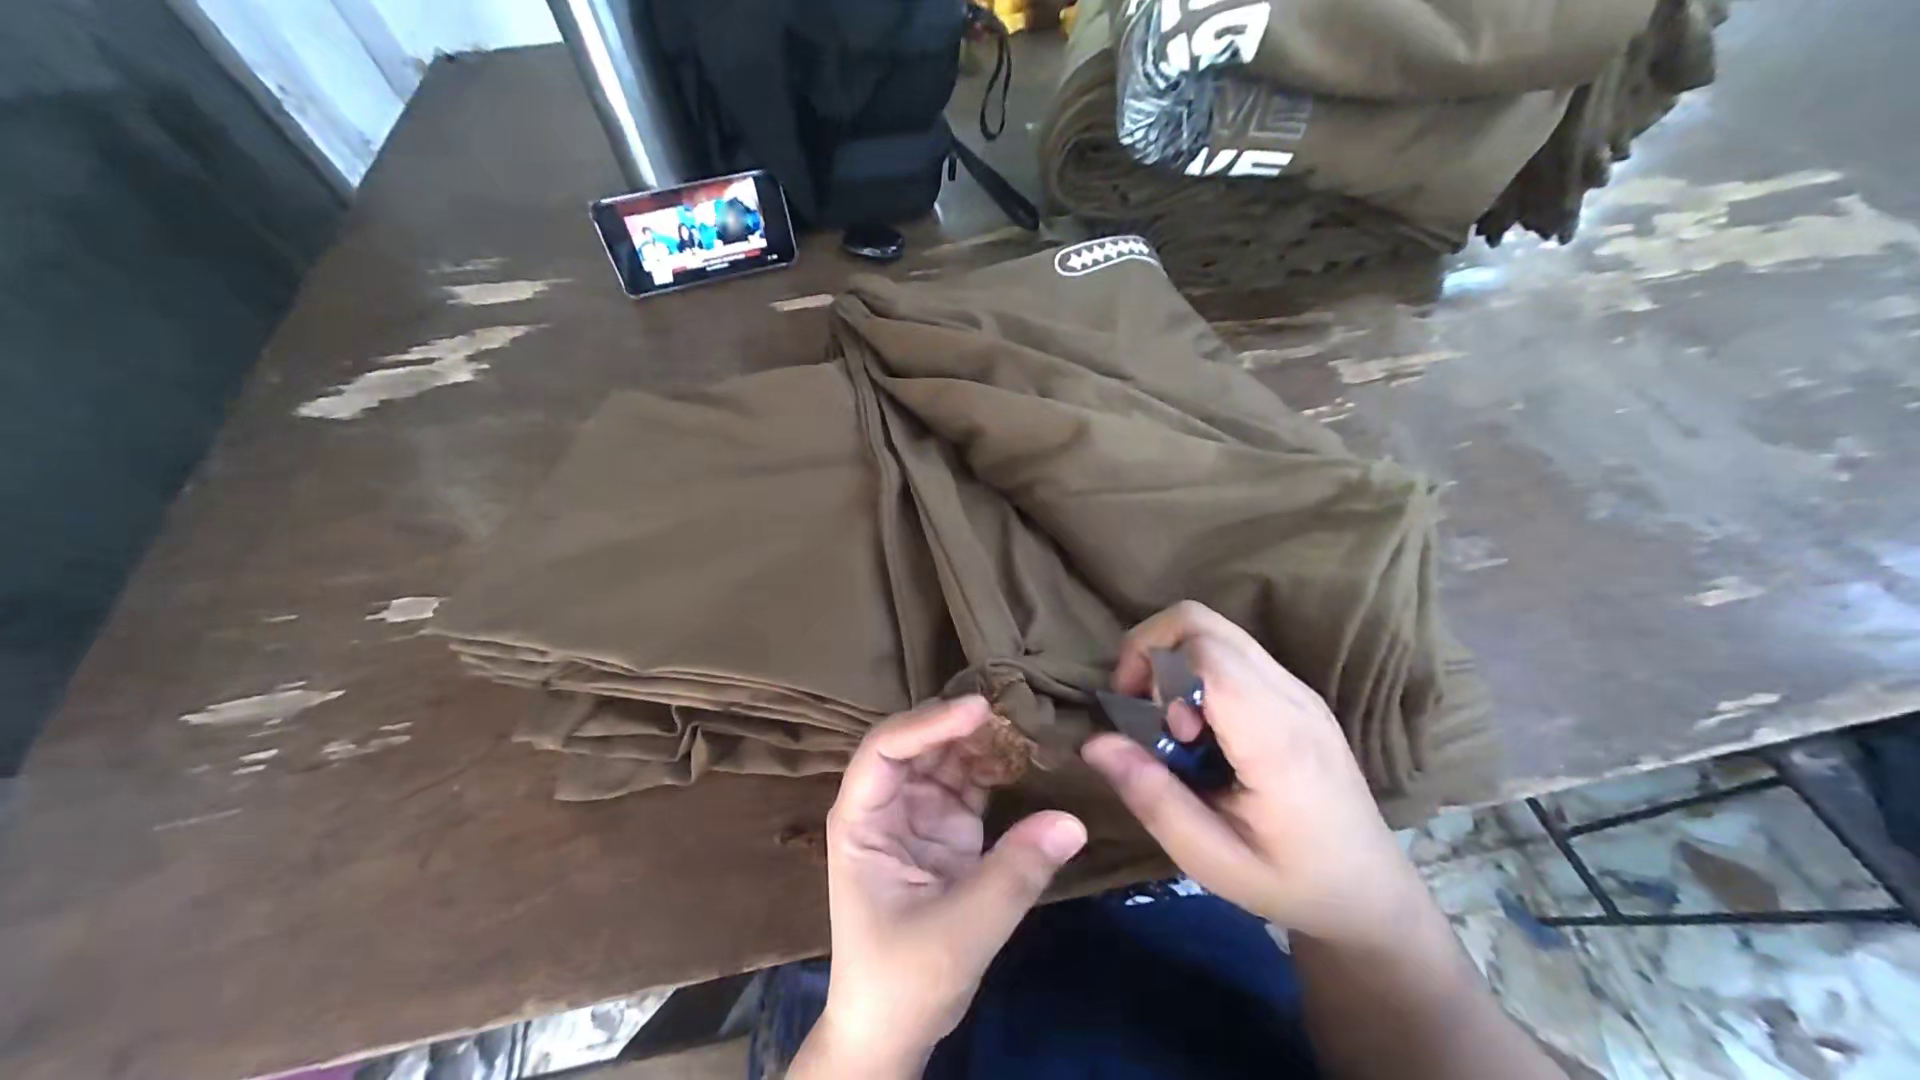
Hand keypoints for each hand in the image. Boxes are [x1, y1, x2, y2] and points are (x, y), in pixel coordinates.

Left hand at [799, 696, 1087, 1076]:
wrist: (894, 1029)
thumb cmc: (903, 980)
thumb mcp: (960, 932)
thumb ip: (1014, 874)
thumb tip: (1072, 821)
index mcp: (861, 819)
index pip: (885, 749)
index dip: (928, 722)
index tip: (979, 710)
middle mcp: (887, 804)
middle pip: (918, 743)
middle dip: (961, 723)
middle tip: (1015, 707)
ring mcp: (918, 813)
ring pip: (947, 756)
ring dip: (983, 739)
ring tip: (1028, 723)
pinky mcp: (947, 827)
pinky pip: (971, 782)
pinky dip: (997, 766)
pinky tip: (1026, 754)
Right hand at [1080, 601, 1422, 946]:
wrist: (1371, 892)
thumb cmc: (1290, 883)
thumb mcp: (1209, 858)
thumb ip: (1151, 795)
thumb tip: (1095, 741)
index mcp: (1274, 738)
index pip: (1205, 652)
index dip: (1153, 666)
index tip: (1141, 718)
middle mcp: (1290, 696)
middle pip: (1202, 622)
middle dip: (1150, 649)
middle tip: (1141, 707)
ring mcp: (1297, 689)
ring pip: (1215, 629)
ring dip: (1172, 659)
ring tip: (1169, 722)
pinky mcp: (1296, 693)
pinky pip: (1231, 651)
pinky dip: (1195, 668)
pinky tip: (1199, 725)